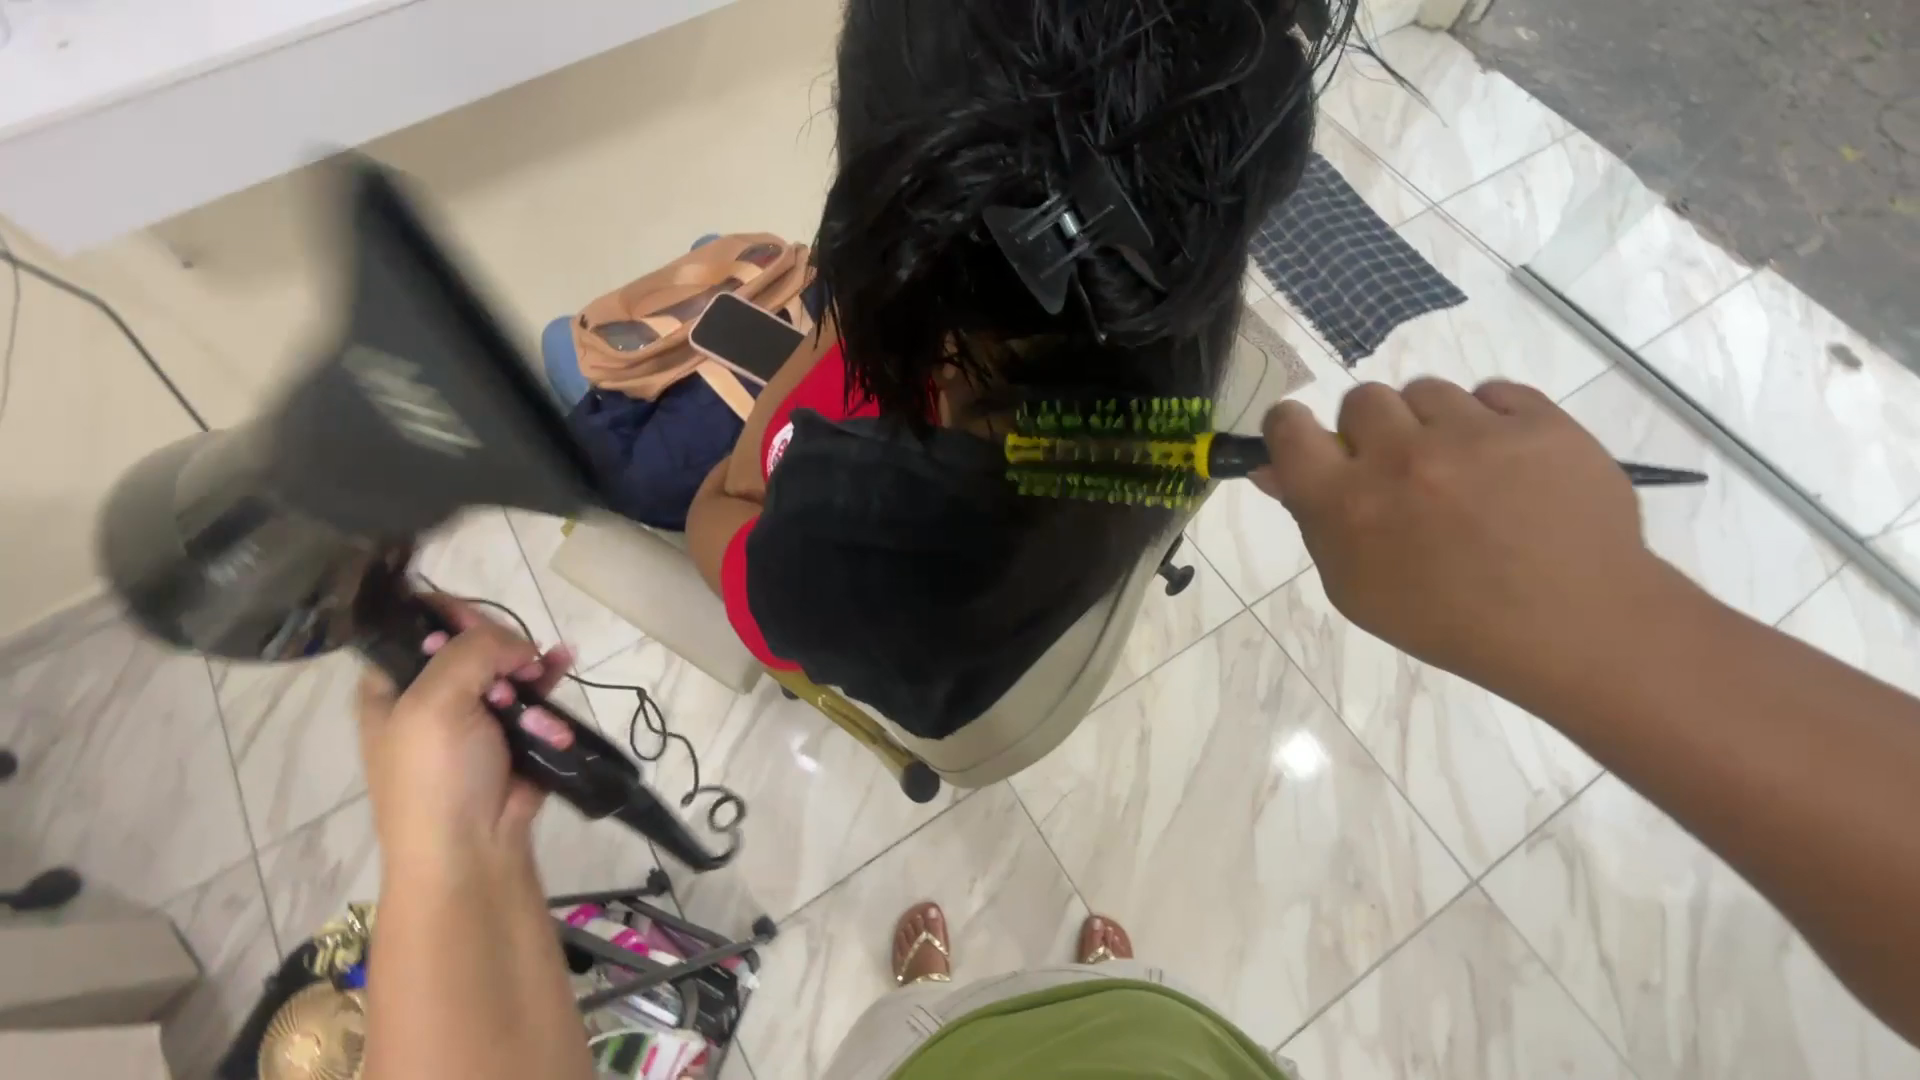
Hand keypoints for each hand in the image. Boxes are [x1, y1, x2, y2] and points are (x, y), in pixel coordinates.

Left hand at [357, 598, 576, 864]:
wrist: (471, 847)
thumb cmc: (436, 776)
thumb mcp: (434, 704)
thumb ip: (472, 652)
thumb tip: (519, 645)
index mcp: (392, 687)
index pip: (415, 626)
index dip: (448, 614)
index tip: (476, 619)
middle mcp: (431, 694)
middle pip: (471, 641)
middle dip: (499, 645)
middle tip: (512, 665)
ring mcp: (475, 712)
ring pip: (507, 664)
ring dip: (529, 666)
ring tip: (544, 675)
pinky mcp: (514, 729)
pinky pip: (536, 690)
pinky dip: (550, 677)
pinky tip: (565, 662)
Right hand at [1253, 378, 1686, 693]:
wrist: (1570, 625)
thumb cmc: (1443, 618)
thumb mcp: (1354, 586)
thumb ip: (1312, 519)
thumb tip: (1274, 469)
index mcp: (1346, 502)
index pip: (1288, 427)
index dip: (1292, 429)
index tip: (1309, 443)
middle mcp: (1401, 457)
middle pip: (1361, 399)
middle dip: (1372, 431)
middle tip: (1401, 470)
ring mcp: (1473, 435)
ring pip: (1425, 390)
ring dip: (1431, 424)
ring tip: (1461, 468)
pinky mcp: (1539, 422)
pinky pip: (1493, 392)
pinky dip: (1491, 420)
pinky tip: (1505, 462)